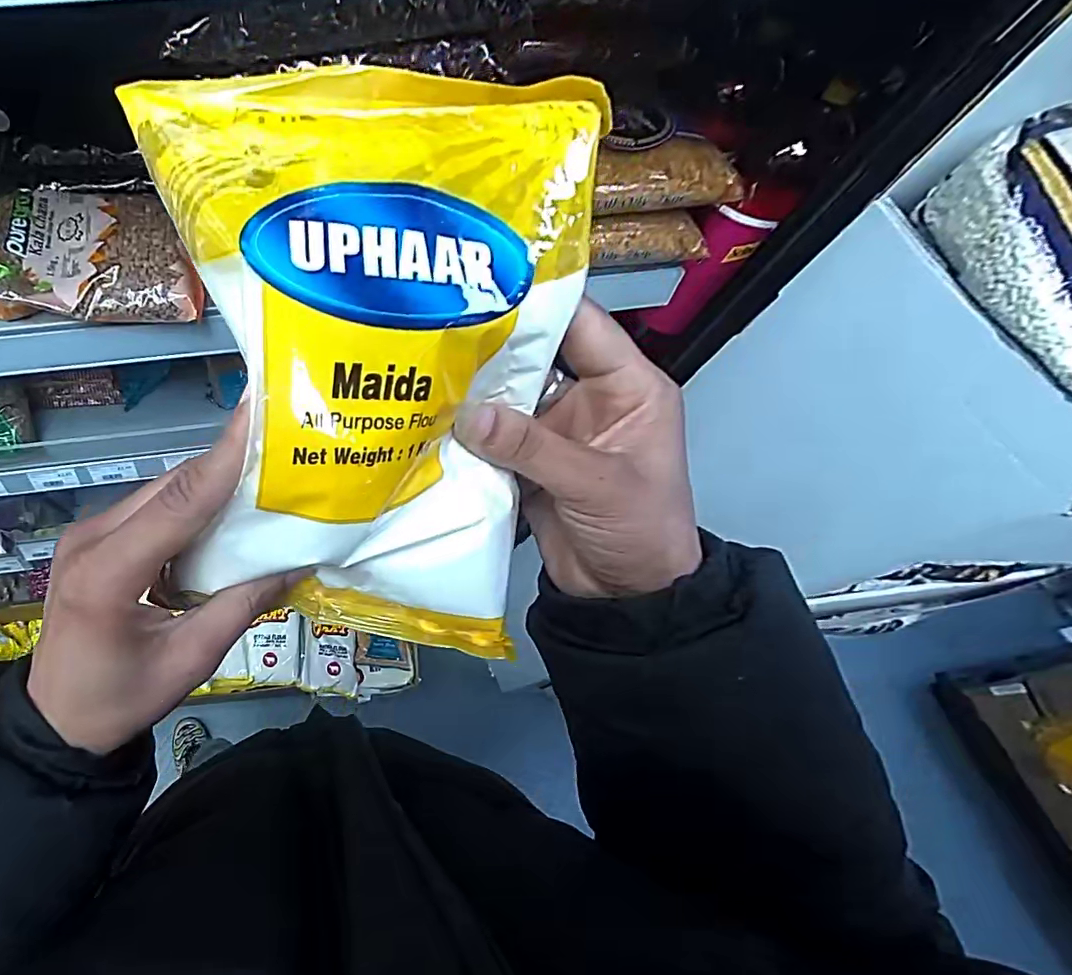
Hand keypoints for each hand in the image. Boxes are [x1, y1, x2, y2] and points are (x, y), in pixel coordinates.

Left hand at [27, 407, 303, 753]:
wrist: (57, 717)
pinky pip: (150, 509)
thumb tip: (292, 566)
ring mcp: (87, 534)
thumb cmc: (120, 698)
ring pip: (160, 493)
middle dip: (225, 466)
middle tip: (278, 447)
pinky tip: (221, 512)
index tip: (257, 418)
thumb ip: (239, 609)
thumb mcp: (187, 662)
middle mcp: (90, 538)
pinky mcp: (93, 539)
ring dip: (209, 485)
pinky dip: (189, 507)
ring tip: (261, 476)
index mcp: (108, 572)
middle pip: (169, 488)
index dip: (222, 461)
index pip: (177, 504)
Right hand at [454, 301, 700, 598]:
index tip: (489, 284)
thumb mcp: (596, 484)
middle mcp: (588, 399)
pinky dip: (468, 432)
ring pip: (507, 398)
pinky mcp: (527, 463)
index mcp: (627, 387)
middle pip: (535, 357)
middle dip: (492, 346)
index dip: (541, 302)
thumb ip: (534, 448)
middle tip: (440, 328)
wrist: (625, 594)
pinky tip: (435, 421)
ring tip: (428, 371)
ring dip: (474, 392)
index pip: (583, 325)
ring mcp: (553, 432)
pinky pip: (493, 437)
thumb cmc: (643, 533)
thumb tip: (470, 415)